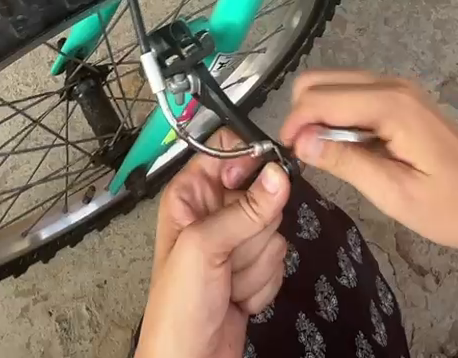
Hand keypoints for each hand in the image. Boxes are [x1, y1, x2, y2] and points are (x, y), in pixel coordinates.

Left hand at [136, 131, 291, 357]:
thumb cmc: (177, 307)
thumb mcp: (205, 248)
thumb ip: (245, 210)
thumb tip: (279, 174)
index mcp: (190, 193)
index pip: (228, 151)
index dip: (248, 163)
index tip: (257, 185)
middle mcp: (213, 210)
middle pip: (261, 190)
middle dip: (253, 229)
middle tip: (230, 253)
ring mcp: (234, 240)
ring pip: (273, 228)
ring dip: (256, 262)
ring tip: (228, 282)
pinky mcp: (252, 267)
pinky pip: (278, 257)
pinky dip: (263, 282)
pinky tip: (239, 297)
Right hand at [278, 70, 457, 250]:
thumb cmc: (451, 208)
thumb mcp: (394, 195)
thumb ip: (346, 162)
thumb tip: (300, 142)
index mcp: (391, 105)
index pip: (322, 97)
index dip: (296, 123)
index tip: (288, 154)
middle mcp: (392, 85)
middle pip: (322, 80)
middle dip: (304, 115)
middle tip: (307, 156)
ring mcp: (398, 88)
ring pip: (334, 83)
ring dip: (320, 114)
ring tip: (327, 156)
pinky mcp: (400, 98)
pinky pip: (353, 94)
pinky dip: (338, 115)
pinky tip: (349, 147)